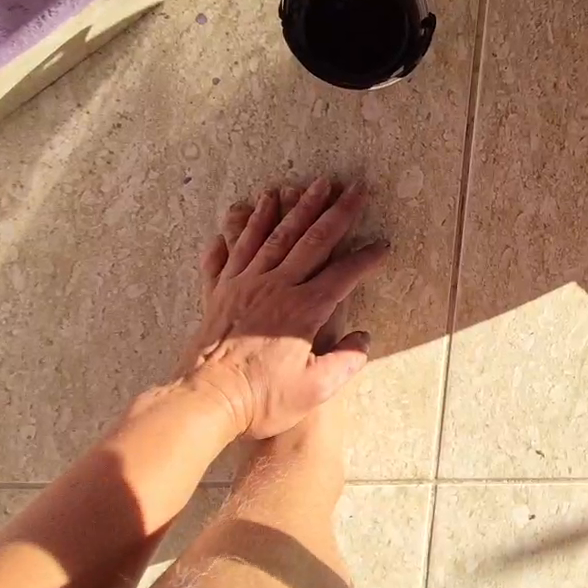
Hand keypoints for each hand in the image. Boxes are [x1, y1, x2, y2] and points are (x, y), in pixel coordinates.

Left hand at [174, 178, 389, 439]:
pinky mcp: (218, 292)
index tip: (382, 246)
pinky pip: (231, 251)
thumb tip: (363, 338)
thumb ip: (346, 362)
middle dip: (336, 211)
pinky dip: (240, 228)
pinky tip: (244, 211)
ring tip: (307, 185)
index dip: (366, 258)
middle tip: (353, 187)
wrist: (204, 401)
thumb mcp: (314, 390)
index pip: (343, 274)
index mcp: (303, 310)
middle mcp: (275, 288)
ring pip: (272, 235)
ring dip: (294, 208)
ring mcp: (243, 285)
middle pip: (311, 240)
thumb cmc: (260, 400)